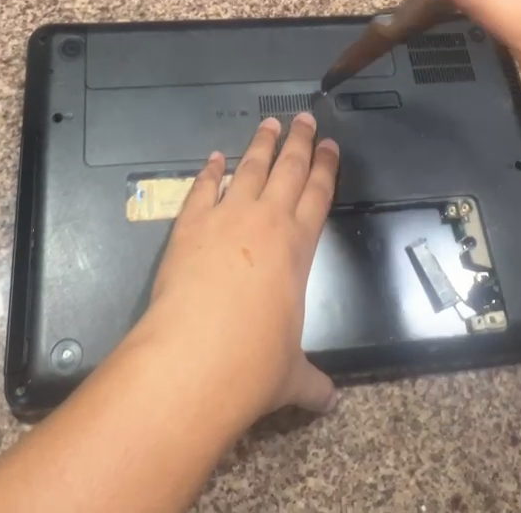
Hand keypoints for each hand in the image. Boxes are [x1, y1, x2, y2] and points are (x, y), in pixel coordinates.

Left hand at [124, 114, 340, 429]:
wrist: (196, 357)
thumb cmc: (253, 364)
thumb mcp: (290, 377)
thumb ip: (311, 383)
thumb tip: (330, 402)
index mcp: (298, 248)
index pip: (319, 195)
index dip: (327, 168)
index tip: (331, 146)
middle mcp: (266, 221)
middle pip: (289, 169)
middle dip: (300, 142)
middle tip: (305, 118)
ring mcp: (226, 217)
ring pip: (249, 168)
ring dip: (260, 144)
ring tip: (269, 123)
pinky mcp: (189, 224)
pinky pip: (202, 188)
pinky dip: (209, 170)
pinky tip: (214, 157)